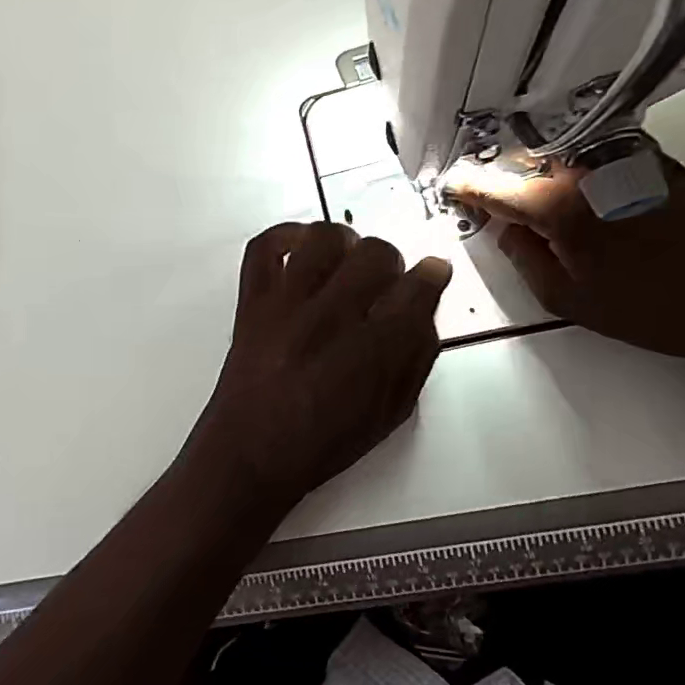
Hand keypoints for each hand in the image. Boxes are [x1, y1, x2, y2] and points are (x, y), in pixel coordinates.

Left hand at [186, 222, 452, 509]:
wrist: (251, 449)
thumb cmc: (322, 441)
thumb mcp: (389, 413)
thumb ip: (415, 358)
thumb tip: (425, 311)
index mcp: (371, 353)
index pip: (416, 291)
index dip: (432, 276)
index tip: (433, 270)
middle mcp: (329, 319)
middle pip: (373, 255)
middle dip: (390, 261)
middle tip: (384, 278)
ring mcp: (285, 304)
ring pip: (322, 239)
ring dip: (344, 242)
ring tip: (346, 259)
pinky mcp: (251, 299)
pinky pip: (263, 246)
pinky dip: (284, 236)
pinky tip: (302, 247)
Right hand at [444, 154, 684, 363]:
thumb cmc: (656, 308)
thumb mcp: (566, 297)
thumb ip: (521, 257)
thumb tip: (508, 230)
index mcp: (556, 204)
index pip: (489, 185)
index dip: (463, 187)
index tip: (450, 189)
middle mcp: (586, 168)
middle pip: (522, 162)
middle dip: (504, 181)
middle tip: (499, 209)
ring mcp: (623, 157)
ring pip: (559, 155)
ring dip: (541, 175)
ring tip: (549, 211)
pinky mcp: (653, 158)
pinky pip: (595, 156)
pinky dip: (578, 172)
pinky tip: (592, 204)